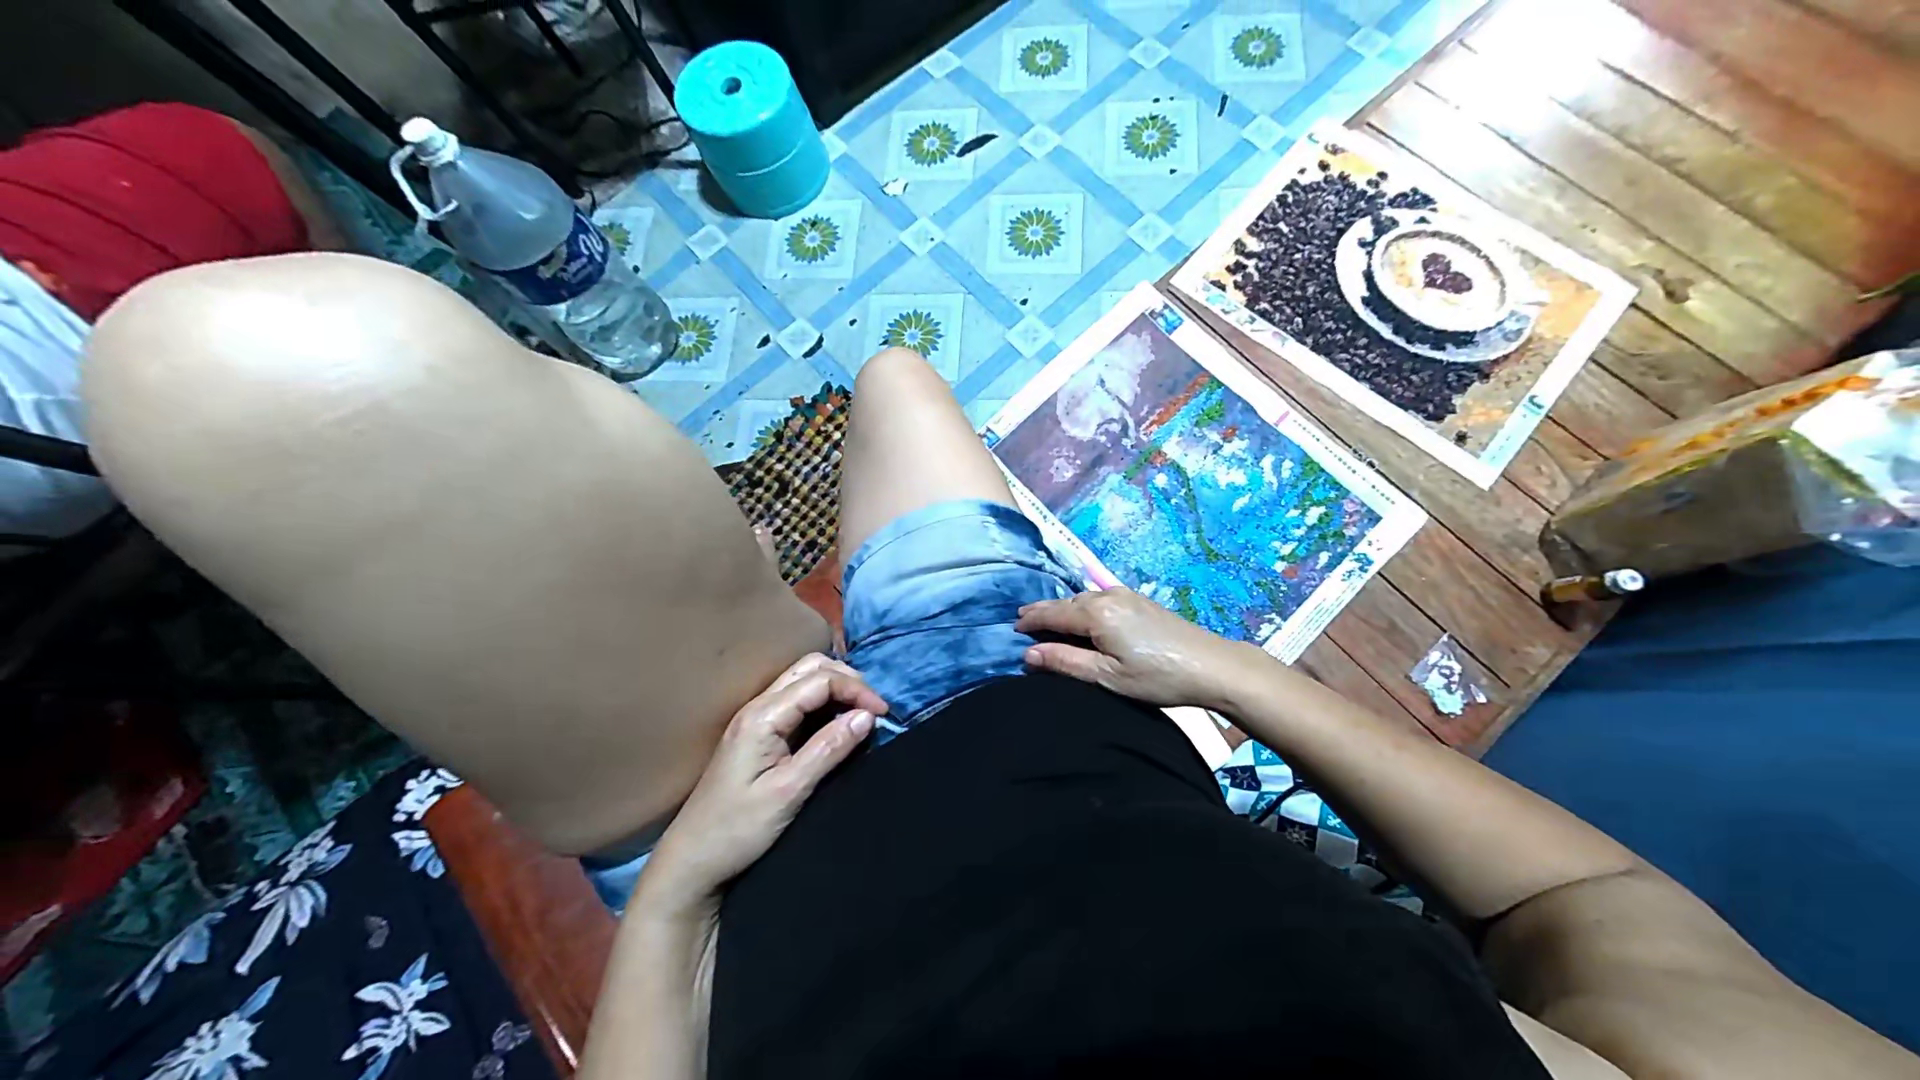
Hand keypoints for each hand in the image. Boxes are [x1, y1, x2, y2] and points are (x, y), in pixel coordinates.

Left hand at [641, 654, 886, 913]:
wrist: (691, 861)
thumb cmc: (737, 830)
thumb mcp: (789, 792)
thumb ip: (828, 749)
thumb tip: (866, 716)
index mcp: (763, 717)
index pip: (820, 680)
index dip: (856, 689)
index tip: (882, 714)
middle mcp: (758, 707)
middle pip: (809, 668)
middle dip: (847, 679)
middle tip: (873, 708)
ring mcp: (755, 719)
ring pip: (802, 680)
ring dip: (835, 687)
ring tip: (860, 712)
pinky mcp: (757, 734)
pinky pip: (795, 701)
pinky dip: (822, 701)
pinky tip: (836, 720)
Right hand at [1015, 587, 1264, 710]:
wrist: (1212, 666)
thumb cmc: (1157, 676)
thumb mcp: (1107, 676)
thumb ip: (1066, 662)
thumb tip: (1029, 654)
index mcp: (1095, 613)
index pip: (1052, 613)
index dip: (1030, 621)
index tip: (1012, 627)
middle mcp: (1108, 596)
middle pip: (1066, 602)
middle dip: (1044, 611)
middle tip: (1023, 620)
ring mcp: (1126, 595)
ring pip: (1084, 599)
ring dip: (1064, 609)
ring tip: (1048, 620)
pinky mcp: (1140, 601)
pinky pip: (1100, 599)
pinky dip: (1083, 607)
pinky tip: (1082, 617)